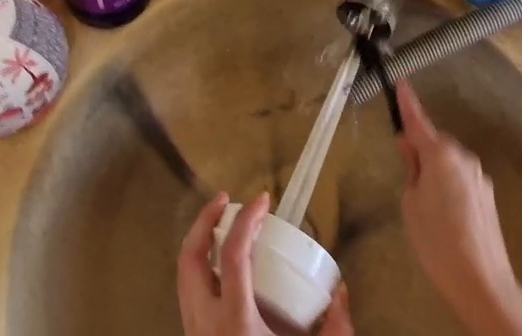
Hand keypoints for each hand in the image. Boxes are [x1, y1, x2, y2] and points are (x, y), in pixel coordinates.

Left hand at [178, 191, 352, 335]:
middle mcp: (205, 326)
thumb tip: (339, 290)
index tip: (263, 200)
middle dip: (203, 222)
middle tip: (226, 200)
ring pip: (182, 277)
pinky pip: (187, 296)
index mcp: (236, 324)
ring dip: (197, 244)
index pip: (233, 256)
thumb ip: (335, 330)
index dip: (246, 222)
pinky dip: (198, 271)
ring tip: (220, 226)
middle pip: (189, 259)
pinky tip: (218, 269)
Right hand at [396, 81, 521, 335]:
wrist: (481, 281)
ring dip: (436, 172)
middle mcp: (463, 158)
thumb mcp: (411, 203)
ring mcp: (479, 176)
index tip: (402, 81)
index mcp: (441, 155)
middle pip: (435, 143)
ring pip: (448, 162)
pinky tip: (445, 218)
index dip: (407, 101)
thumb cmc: (437, 242)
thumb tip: (412, 149)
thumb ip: (411, 169)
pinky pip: (460, 179)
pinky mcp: (487, 195)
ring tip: (427, 209)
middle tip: (407, 182)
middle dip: (420, 151)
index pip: (418, 120)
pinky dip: (449, 186)